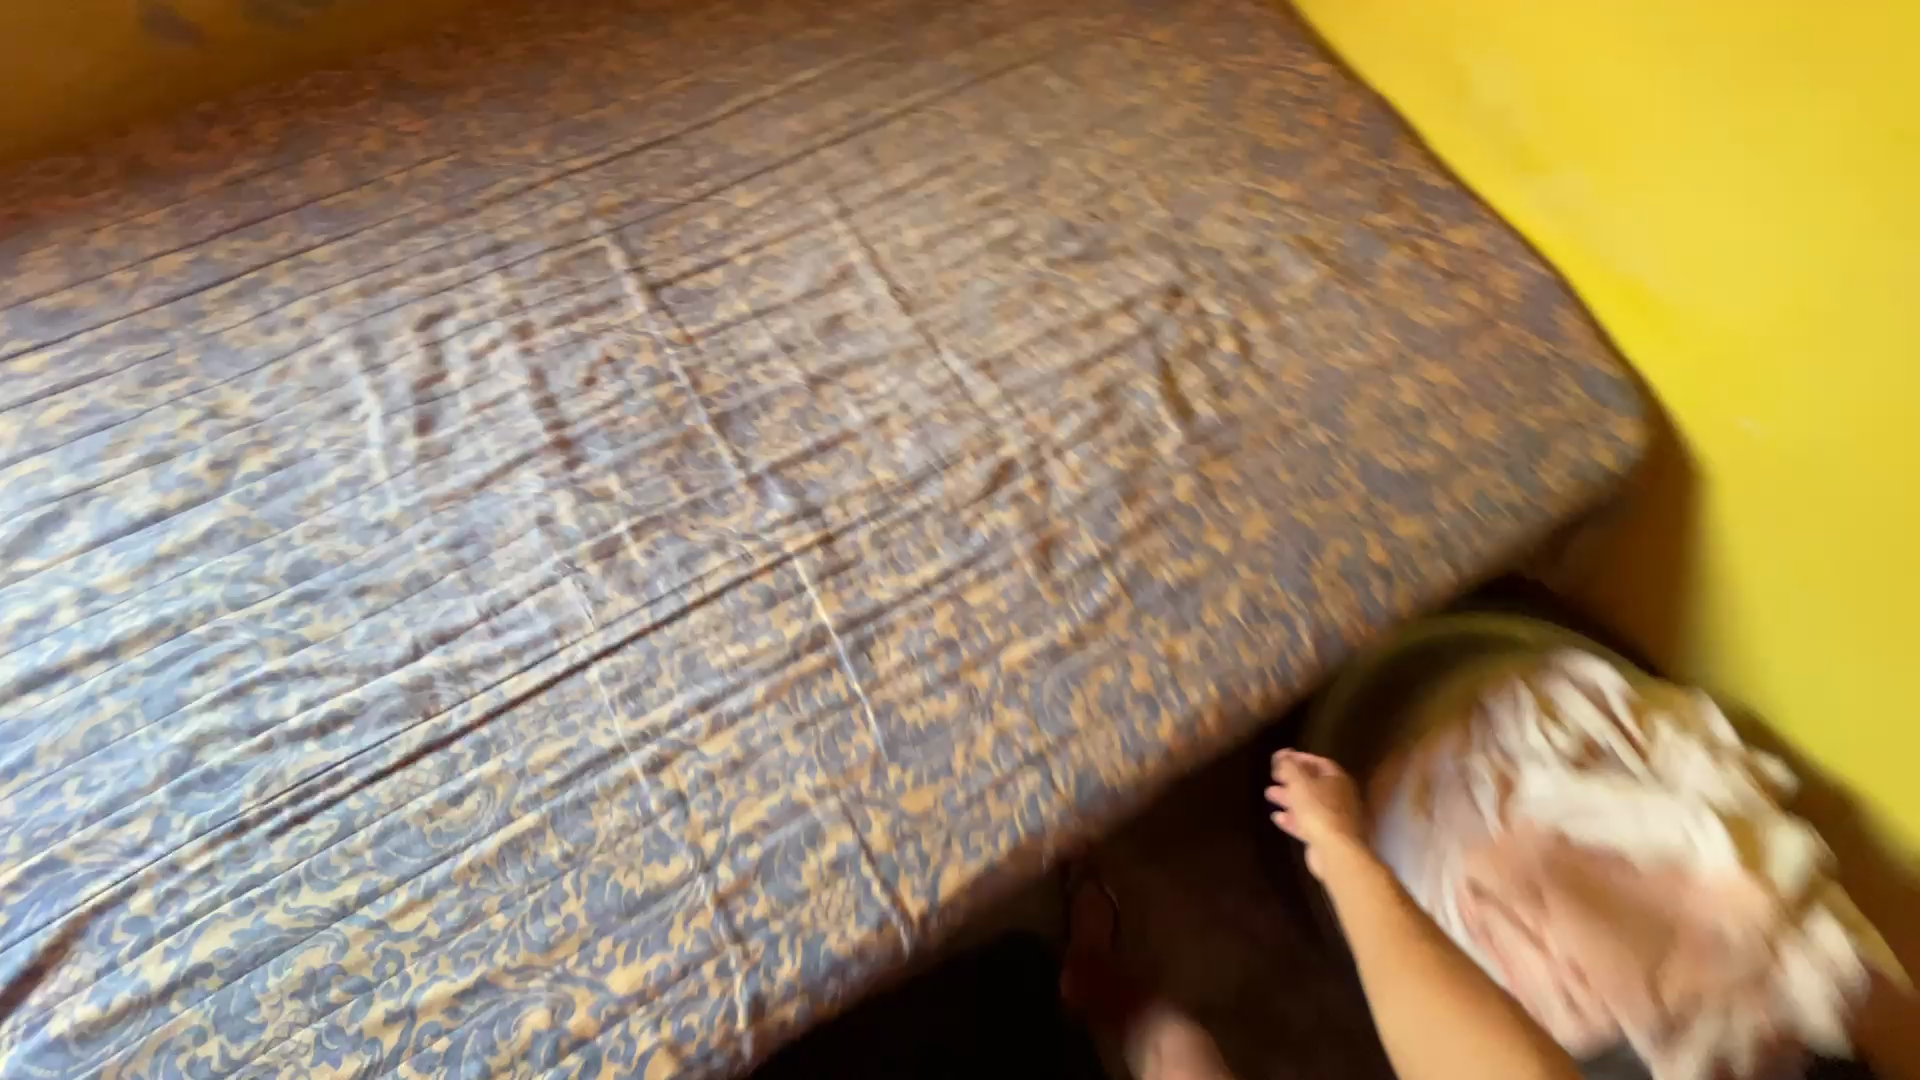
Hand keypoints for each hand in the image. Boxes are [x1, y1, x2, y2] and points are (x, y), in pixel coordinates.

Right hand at [1265, 749, 1367, 878]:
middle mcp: (1340, 797)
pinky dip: (1293, 819)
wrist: (1336, 851)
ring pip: (1309, 803)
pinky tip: (1278, 818)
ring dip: (1289, 798)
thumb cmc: (1318, 810)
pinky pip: (1309, 823)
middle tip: (1273, 776)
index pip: (1319, 762)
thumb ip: (1288, 765)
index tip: (1280, 758)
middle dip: (1291, 779)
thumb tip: (1282, 753)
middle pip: (1313, 783)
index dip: (1299, 758)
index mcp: (1337, 780)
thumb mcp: (1298, 781)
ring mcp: (1336, 818)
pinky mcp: (1329, 837)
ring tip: (1269, 795)